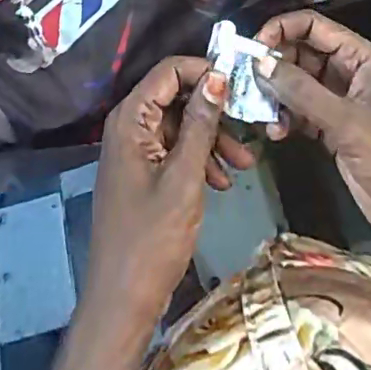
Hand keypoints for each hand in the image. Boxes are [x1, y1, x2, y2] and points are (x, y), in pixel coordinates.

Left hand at [83, 58, 252, 326]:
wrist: (123, 298)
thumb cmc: (152, 238)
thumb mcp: (184, 177)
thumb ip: (200, 124)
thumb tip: (217, 77)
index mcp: (130, 118)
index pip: (168, 70)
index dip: (203, 71)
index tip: (239, 87)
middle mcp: (128, 124)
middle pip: (175, 96)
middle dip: (212, 111)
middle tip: (247, 129)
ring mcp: (134, 148)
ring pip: (179, 124)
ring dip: (211, 139)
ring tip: (243, 165)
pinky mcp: (143, 170)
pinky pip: (174, 149)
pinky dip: (199, 159)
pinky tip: (222, 182)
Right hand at [255, 11, 370, 266]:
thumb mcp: (348, 123)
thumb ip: (301, 90)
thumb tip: (259, 62)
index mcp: (361, 59)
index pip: (313, 26)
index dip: (280, 30)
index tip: (252, 49)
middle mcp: (349, 74)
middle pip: (300, 53)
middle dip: (273, 65)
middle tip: (246, 83)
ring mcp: (341, 105)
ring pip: (297, 85)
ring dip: (276, 95)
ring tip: (261, 115)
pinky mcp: (335, 133)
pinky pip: (300, 113)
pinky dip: (284, 119)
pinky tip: (275, 133)